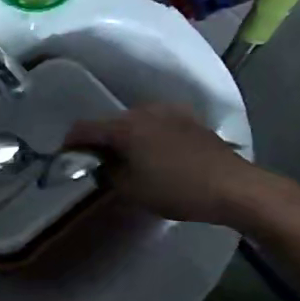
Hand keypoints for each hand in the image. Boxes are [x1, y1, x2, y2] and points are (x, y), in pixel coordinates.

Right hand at [64, 104, 271, 226]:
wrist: (233, 186)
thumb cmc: (177, 190)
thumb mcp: (131, 190)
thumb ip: (108, 173)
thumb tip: (102, 164)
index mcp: (125, 126)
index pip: (84, 128)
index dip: (70, 143)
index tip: (65, 158)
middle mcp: (144, 110)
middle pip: (111, 123)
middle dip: (101, 142)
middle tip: (99, 165)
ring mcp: (170, 112)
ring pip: (136, 123)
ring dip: (127, 139)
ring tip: (130, 161)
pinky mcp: (190, 119)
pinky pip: (158, 125)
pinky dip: (149, 138)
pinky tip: (158, 157)